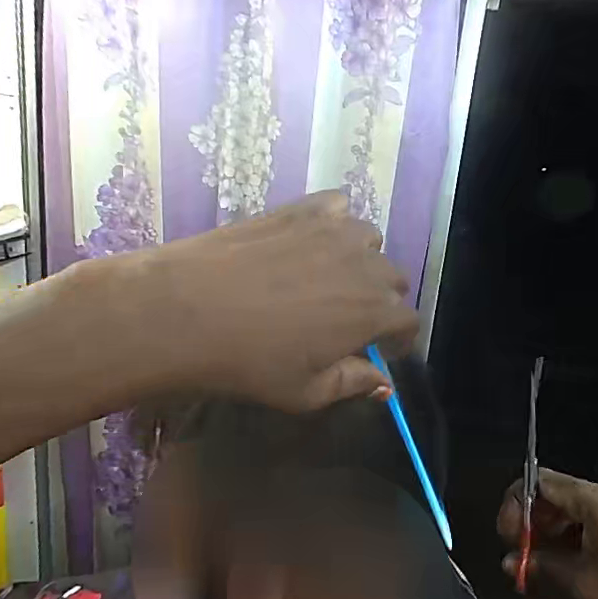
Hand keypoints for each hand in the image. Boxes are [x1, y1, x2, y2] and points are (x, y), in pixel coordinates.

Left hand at [95, 192, 420, 411]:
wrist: (188, 309)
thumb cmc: (250, 361)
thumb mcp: (305, 391)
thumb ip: (353, 383)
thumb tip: (384, 383)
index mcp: (374, 312)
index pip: (409, 321)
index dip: (398, 339)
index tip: (381, 349)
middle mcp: (367, 264)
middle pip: (393, 278)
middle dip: (380, 299)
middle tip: (349, 317)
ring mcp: (336, 230)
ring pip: (368, 241)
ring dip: (360, 259)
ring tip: (329, 276)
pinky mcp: (304, 208)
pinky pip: (338, 207)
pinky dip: (334, 222)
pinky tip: (311, 239)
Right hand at [498, 468, 597, 598]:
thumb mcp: (580, 581)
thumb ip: (540, 564)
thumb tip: (509, 562)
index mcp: (596, 500)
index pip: (540, 482)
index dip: (516, 505)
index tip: (508, 534)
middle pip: (553, 493)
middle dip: (529, 520)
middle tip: (516, 550)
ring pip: (567, 509)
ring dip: (546, 531)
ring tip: (533, 562)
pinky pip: (585, 522)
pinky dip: (566, 538)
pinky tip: (557, 563)